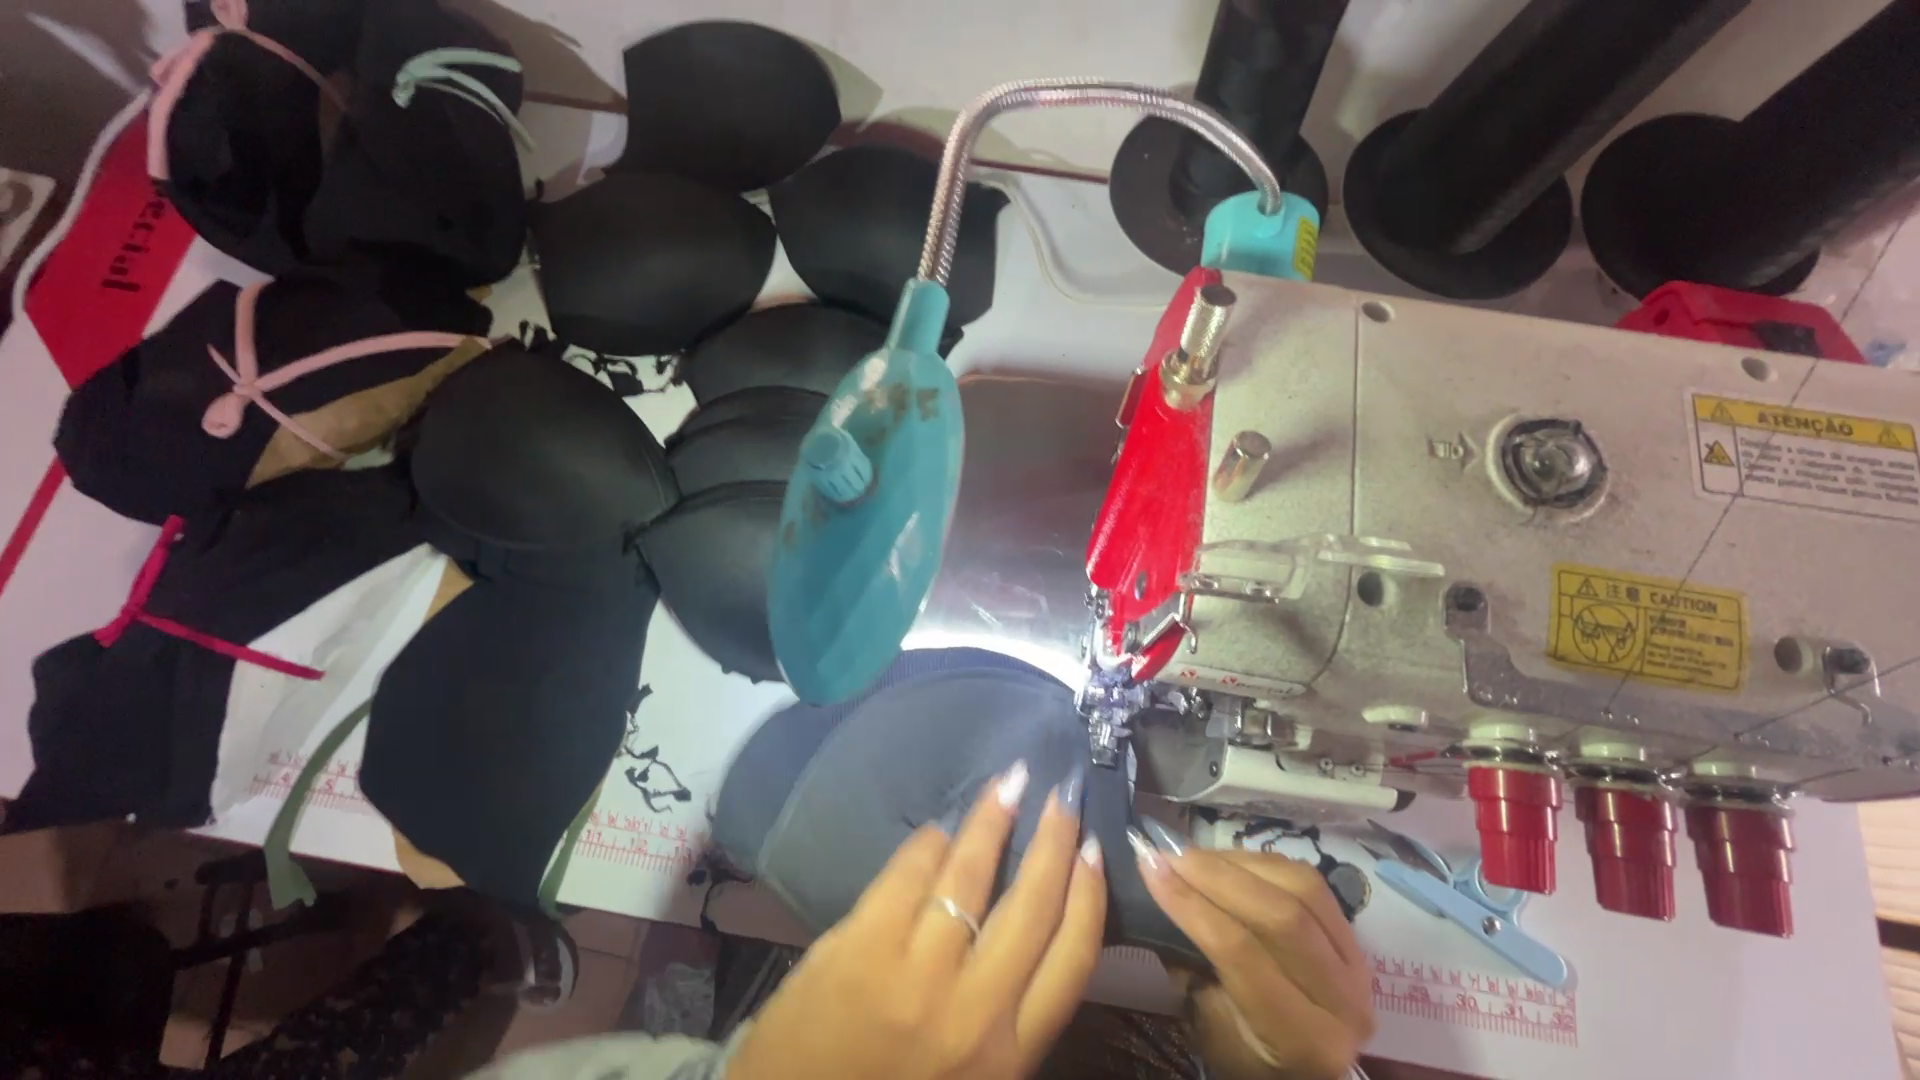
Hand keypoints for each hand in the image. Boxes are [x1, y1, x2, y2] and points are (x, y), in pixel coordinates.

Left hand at [730, 762, 1108, 1079]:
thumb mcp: (973, 1073)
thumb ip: (1006, 1011)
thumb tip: (1031, 919)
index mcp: (1009, 1052)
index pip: (1071, 959)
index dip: (1088, 896)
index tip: (1095, 849)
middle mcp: (973, 1010)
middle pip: (1031, 907)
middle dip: (1054, 841)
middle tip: (1064, 794)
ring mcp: (916, 971)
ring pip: (970, 877)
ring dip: (994, 821)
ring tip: (1011, 782)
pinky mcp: (863, 943)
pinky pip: (910, 873)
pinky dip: (930, 843)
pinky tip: (942, 826)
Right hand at [1131, 822, 1374, 1079]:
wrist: (1305, 1072)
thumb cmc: (1246, 1056)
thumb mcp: (1208, 1027)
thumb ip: (1191, 963)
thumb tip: (1164, 890)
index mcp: (1303, 1039)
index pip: (1241, 953)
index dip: (1191, 903)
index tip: (1149, 867)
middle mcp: (1343, 1002)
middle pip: (1278, 915)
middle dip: (1214, 873)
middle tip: (1167, 851)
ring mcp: (1358, 967)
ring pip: (1300, 889)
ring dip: (1238, 862)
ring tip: (1192, 854)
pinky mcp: (1357, 940)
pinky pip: (1310, 883)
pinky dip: (1262, 863)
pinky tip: (1227, 860)